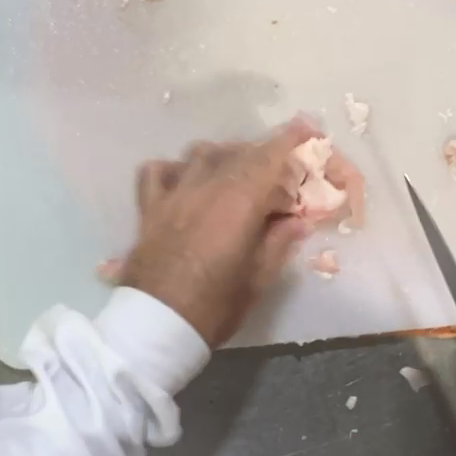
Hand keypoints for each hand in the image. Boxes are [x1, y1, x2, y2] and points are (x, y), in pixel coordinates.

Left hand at [119, 123, 315, 345]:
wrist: (155, 326)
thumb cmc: (213, 308)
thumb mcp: (257, 281)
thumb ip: (278, 243)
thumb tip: (297, 221)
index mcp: (238, 204)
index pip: (268, 158)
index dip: (289, 140)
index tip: (307, 129)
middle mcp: (205, 188)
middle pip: (238, 153)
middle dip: (263, 152)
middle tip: (280, 169)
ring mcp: (173, 195)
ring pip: (201, 154)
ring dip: (224, 156)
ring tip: (237, 173)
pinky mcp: (149, 208)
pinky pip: (159, 171)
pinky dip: (176, 168)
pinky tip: (186, 180)